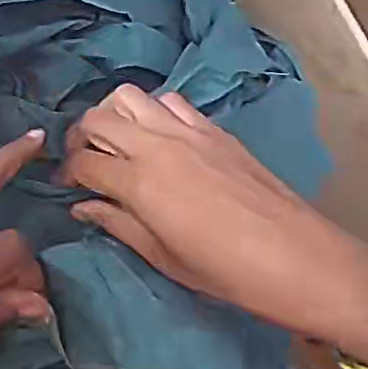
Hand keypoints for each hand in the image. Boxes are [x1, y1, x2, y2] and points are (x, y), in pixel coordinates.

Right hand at [60, 84, 367, 368]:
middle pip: (97, 118)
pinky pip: (169, 101)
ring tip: (116, 140)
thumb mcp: (162, 257)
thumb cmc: (227, 272)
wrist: (300, 260)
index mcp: (139, 182)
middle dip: (79, 136)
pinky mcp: (213, 129)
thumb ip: (116, 223)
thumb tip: (83, 206)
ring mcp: (187, 131)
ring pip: (129, 96)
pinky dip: (152, 111)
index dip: (67, 172)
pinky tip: (157, 136)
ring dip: (112, 114)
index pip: (83, 161)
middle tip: (84, 160)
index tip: (67, 186)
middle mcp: (157, 145)